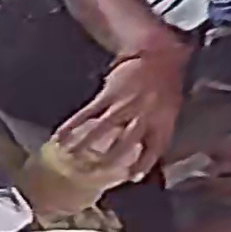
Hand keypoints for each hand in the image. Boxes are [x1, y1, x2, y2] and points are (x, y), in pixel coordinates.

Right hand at [54, 45, 189, 178]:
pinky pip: (87, 114)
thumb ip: (157, 129)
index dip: (143, 164)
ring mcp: (124, 104)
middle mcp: (144, 115)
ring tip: (68, 157)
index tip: (131, 177)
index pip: (154, 147)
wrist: (160, 53)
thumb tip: (141, 151)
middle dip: (109, 159)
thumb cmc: (166, 83)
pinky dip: (71, 126)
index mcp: (163, 120)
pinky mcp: (107, 95)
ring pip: (102, 130)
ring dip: (83, 145)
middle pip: (125, 142)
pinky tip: (59, 137)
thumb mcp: (171, 108)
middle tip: (91, 173)